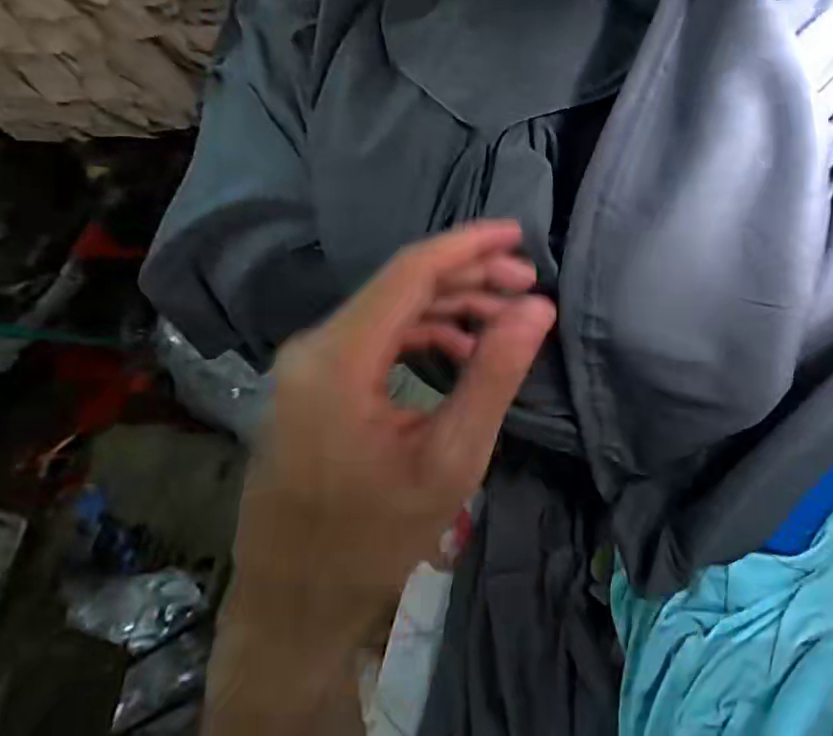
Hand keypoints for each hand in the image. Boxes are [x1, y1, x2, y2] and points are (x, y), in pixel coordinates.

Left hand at [230, 220, 555, 612]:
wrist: (294, 599)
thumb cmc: (374, 538)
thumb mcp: (450, 460)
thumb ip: (494, 376)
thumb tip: (538, 309)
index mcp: (339, 358)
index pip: (410, 272)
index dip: (468, 245)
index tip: (518, 233)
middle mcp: (315, 345)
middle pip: (401, 285)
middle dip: (469, 277)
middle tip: (528, 285)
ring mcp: (309, 361)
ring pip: (391, 308)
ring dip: (450, 306)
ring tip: (506, 319)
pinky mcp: (315, 378)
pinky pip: (376, 335)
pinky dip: (423, 332)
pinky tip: (463, 348)